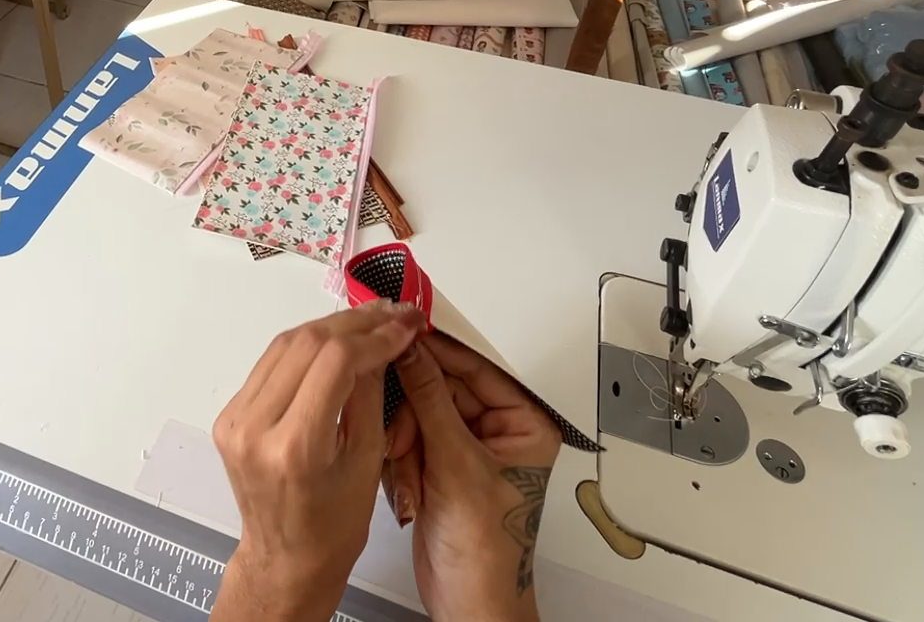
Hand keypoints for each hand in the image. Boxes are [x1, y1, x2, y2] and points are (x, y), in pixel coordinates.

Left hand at [210, 301, 425, 621]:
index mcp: (294, 448)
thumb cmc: (332, 526)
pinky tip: (334, 339)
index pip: (335, 362)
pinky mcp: (230, 412)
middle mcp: (255, 426)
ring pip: (286, 343)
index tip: (403, 325)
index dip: (374, 336)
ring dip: (330, 326)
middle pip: (307, 342)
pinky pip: (271, 361)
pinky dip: (305, 344)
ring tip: (367, 320)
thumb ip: (370, 392)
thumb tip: (382, 339)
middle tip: (390, 313)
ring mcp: (236, 417)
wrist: (285, 559)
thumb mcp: (368, 460)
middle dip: (355, 323)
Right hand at [383, 333, 562, 621]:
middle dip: (415, 415)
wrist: (467, 606)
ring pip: (417, 408)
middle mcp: (496, 428)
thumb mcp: (456, 465)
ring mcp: (464, 443)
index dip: (439, 348)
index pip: (475, 366)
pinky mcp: (438, 458)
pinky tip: (407, 484)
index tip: (406, 329)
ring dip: (405, 440)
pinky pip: (408, 431)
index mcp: (522, 423)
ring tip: (408, 470)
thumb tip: (411, 349)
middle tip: (402, 434)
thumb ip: (429, 399)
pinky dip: (400, 455)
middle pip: (439, 386)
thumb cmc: (488, 553)